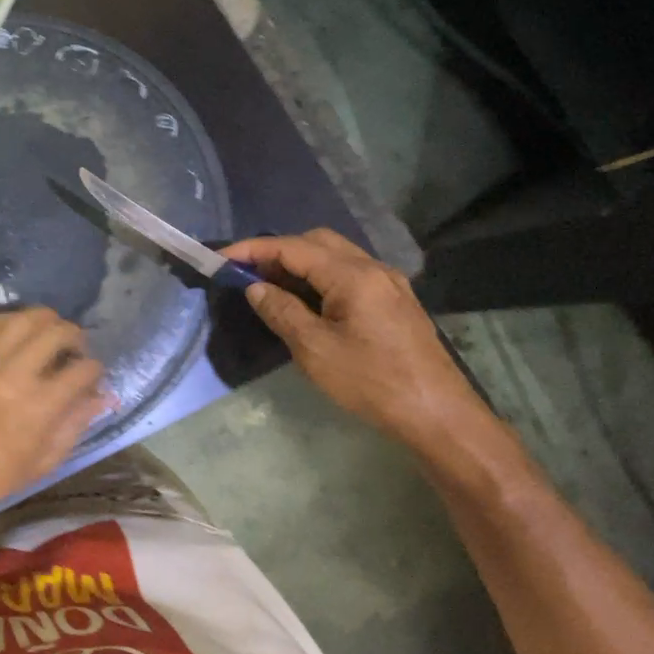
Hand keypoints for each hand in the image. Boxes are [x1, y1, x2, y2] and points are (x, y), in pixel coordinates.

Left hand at [0, 308, 105, 513]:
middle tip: (75, 350)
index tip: (92, 377)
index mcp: (41, 405)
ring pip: (23, 319)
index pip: (83, 369)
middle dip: (76, 336)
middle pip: (56, 332)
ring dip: (44, 320)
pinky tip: (15, 331)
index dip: (96, 370)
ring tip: (49, 333)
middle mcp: (16, 375)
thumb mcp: (46, 459)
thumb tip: (103, 396)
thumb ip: (76, 423)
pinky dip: (7, 322)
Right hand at [221, 230, 489, 451]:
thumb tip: (255, 288)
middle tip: (244, 272)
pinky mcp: (392, 302)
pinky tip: (301, 299)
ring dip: (297, 263)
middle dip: (276, 250)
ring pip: (335, 256)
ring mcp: (387, 285)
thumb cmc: (369, 380)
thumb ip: (281, 311)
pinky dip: (317, 276)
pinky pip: (348, 274)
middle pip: (318, 242)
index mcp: (354, 277)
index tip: (219, 259)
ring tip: (266, 285)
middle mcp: (374, 270)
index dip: (253, 249)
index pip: (295, 248)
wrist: (434, 411)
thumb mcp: (313, 348)